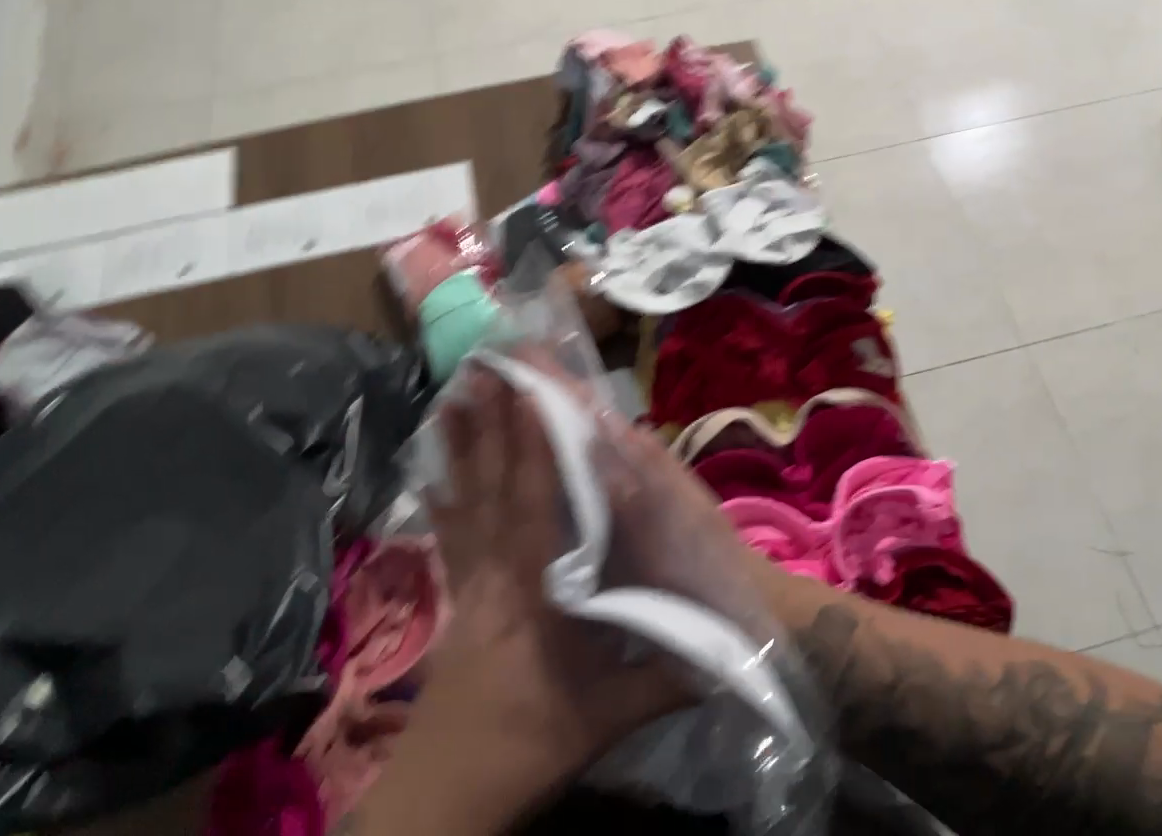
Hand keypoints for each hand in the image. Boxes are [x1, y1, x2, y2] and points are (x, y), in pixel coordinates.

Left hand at [421, 367, 687, 775]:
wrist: (444, 795)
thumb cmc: (530, 747)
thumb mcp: (608, 719)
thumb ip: (665, 680)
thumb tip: (728, 651)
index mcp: (534, 593)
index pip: (533, 505)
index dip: (530, 444)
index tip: (529, 391)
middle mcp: (494, 577)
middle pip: (491, 489)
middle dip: (491, 425)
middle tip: (483, 369)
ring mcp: (466, 587)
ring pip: (463, 504)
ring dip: (460, 449)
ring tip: (451, 398)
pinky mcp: (453, 602)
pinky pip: (448, 538)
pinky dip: (443, 499)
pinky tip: (433, 476)